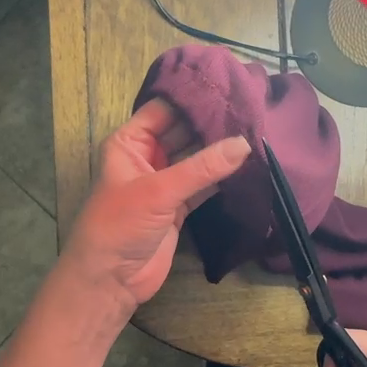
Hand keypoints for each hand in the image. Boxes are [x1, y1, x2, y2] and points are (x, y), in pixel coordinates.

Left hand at [58, 100, 250, 311]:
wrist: (110, 280)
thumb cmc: (120, 226)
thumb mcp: (159, 190)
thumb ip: (202, 167)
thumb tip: (243, 143)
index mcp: (129, 143)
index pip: (164, 109)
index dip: (192, 98)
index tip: (228, 87)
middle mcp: (146, 158)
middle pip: (183, 132)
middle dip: (212, 124)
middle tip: (251, 109)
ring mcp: (163, 184)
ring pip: (196, 159)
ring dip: (220, 151)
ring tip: (256, 131)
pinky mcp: (178, 208)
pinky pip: (203, 185)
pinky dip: (222, 178)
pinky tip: (247, 166)